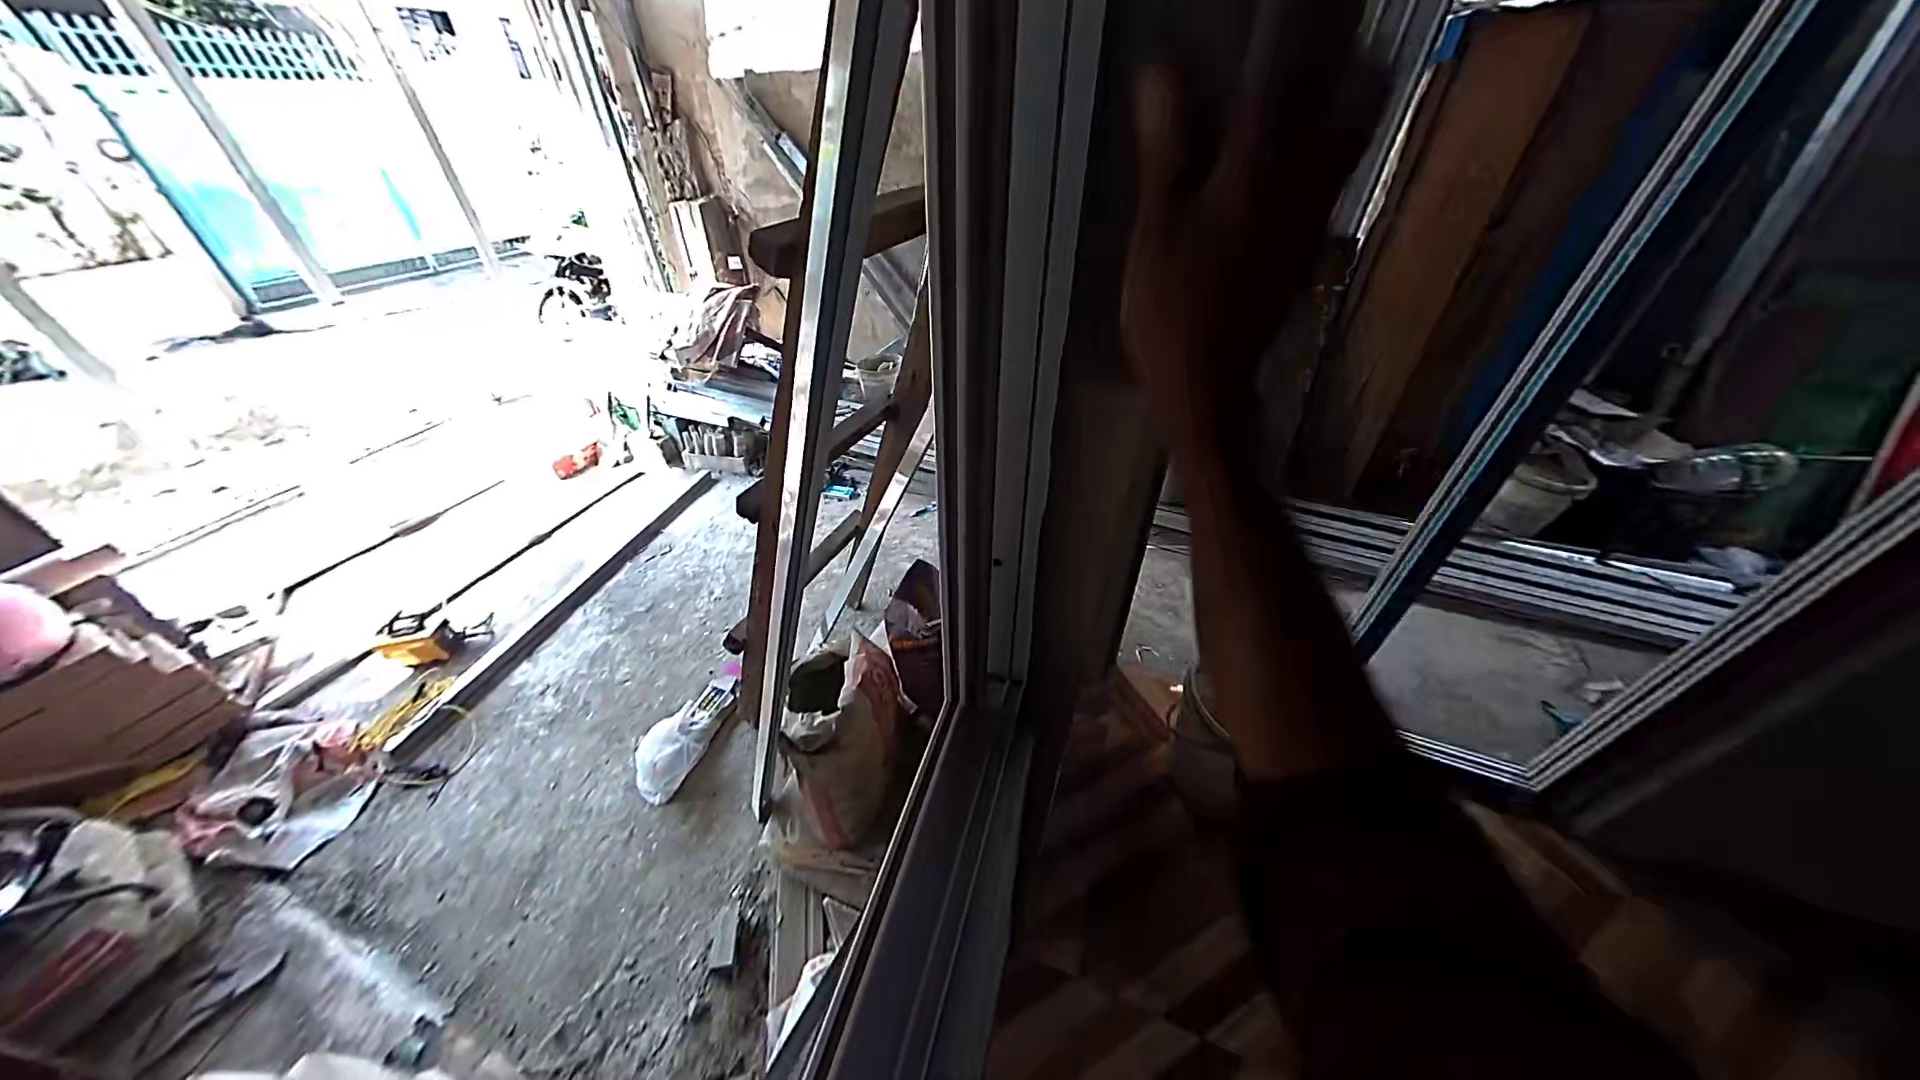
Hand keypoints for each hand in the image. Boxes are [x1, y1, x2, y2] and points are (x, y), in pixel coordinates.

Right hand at [1120, 11, 1378, 457]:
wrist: (1205, 387)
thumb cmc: (1172, 313)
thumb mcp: (1154, 230)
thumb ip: (1165, 151)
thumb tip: (1159, 74)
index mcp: (1259, 170)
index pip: (1289, 72)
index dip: (1291, 22)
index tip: (1282, 6)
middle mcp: (1304, 186)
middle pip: (1356, 99)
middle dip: (1343, 61)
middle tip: (1312, 47)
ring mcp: (1312, 223)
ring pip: (1346, 144)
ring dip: (1332, 108)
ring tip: (1288, 102)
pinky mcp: (1305, 254)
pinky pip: (1322, 187)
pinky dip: (1309, 162)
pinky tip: (1272, 172)